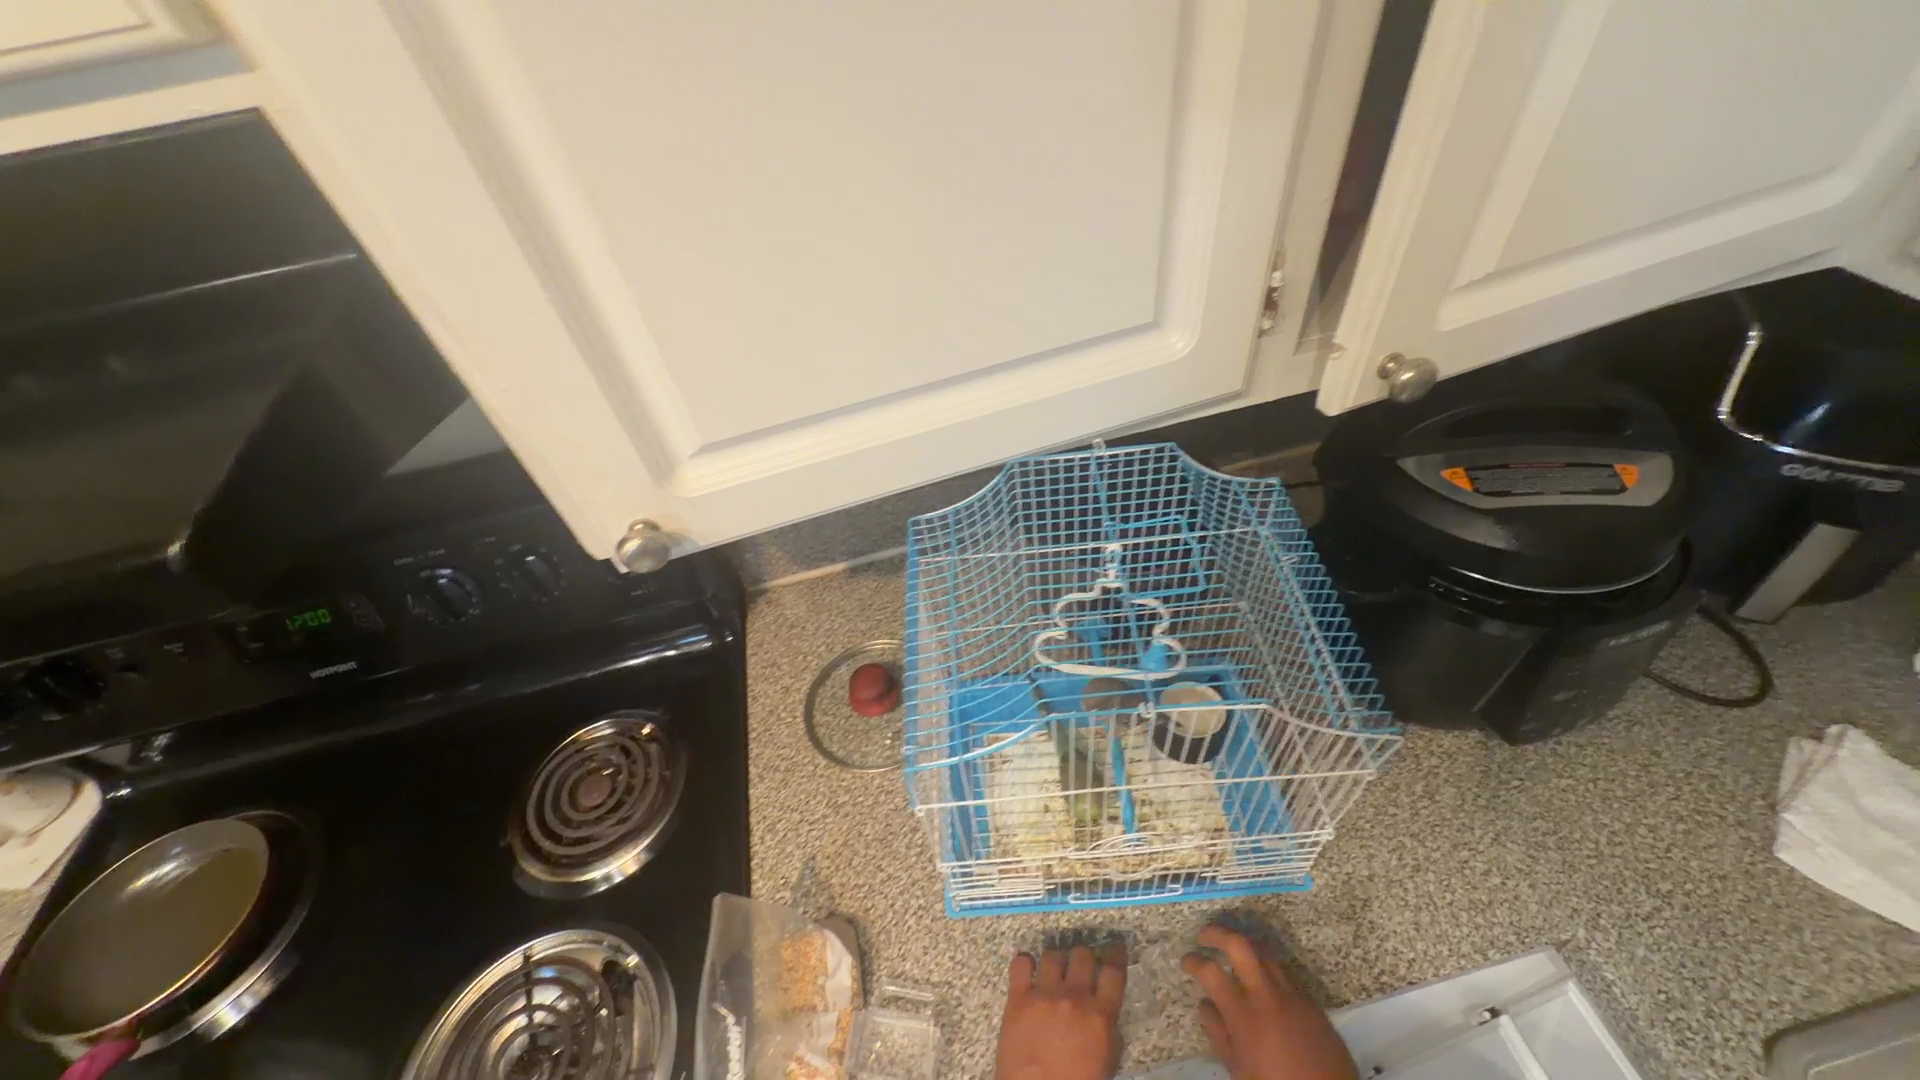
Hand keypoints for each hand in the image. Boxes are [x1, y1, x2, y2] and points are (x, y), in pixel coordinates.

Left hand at [994, 942, 1126, 1079]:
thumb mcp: (1107, 1059)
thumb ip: (1108, 1027)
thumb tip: (1104, 1007)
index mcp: (1100, 1015)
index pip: (1114, 971)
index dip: (1116, 954)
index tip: (1115, 947)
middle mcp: (1074, 997)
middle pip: (1082, 954)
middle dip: (1083, 957)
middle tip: (1080, 966)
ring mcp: (1044, 995)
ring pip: (1053, 955)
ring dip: (1056, 960)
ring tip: (1054, 969)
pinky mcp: (1018, 998)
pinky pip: (1021, 963)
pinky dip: (1025, 962)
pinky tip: (1028, 969)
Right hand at [1181, 926, 1357, 1079]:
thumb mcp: (1238, 1069)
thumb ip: (1219, 1034)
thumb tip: (1205, 1005)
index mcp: (1244, 1015)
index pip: (1211, 972)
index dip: (1193, 961)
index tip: (1186, 960)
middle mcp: (1268, 996)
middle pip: (1241, 946)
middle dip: (1218, 933)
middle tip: (1204, 935)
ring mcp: (1293, 995)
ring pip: (1266, 952)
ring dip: (1245, 945)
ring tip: (1232, 950)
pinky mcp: (1312, 1002)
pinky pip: (1285, 973)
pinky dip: (1267, 968)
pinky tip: (1262, 980)